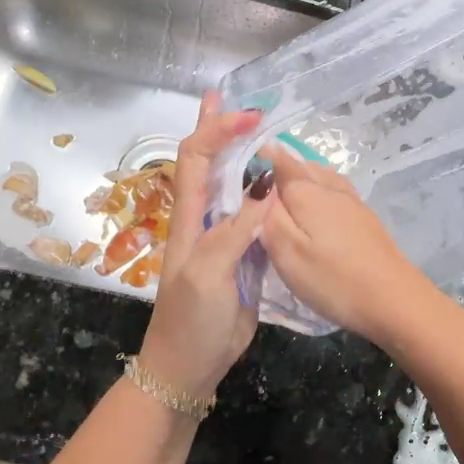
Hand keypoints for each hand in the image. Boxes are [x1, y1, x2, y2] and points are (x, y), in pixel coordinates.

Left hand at [136, 94, 275, 400]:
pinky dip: (263, 197)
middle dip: (218, 129)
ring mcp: (223, 240)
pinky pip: (253, 220)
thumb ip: (236, 230)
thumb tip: (266, 185)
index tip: (250, 115)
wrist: (189, 366)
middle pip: (208, 164)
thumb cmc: (191, 319)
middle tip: (233, 96)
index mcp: (189, 219)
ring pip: (232, 189)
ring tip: (255, 129)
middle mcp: (204, 221)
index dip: (218, 131)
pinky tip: (275, 188)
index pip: (197, 159)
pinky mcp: (242, 260)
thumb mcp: (210, 272)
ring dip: (241, 157)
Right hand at [259, 146, 432, 344]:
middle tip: (252, 192)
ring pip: (318, 176)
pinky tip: (313, 211)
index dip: (254, 160)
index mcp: (307, 191)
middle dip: (275, 170)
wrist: (393, 300)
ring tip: (279, 201)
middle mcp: (330, 186)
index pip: (275, 160)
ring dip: (298, 181)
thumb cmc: (334, 280)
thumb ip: (267, 215)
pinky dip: (317, 193)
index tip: (234, 172)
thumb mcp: (287, 252)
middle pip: (298, 165)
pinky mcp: (365, 217)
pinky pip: (333, 191)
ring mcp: (352, 200)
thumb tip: (255, 186)